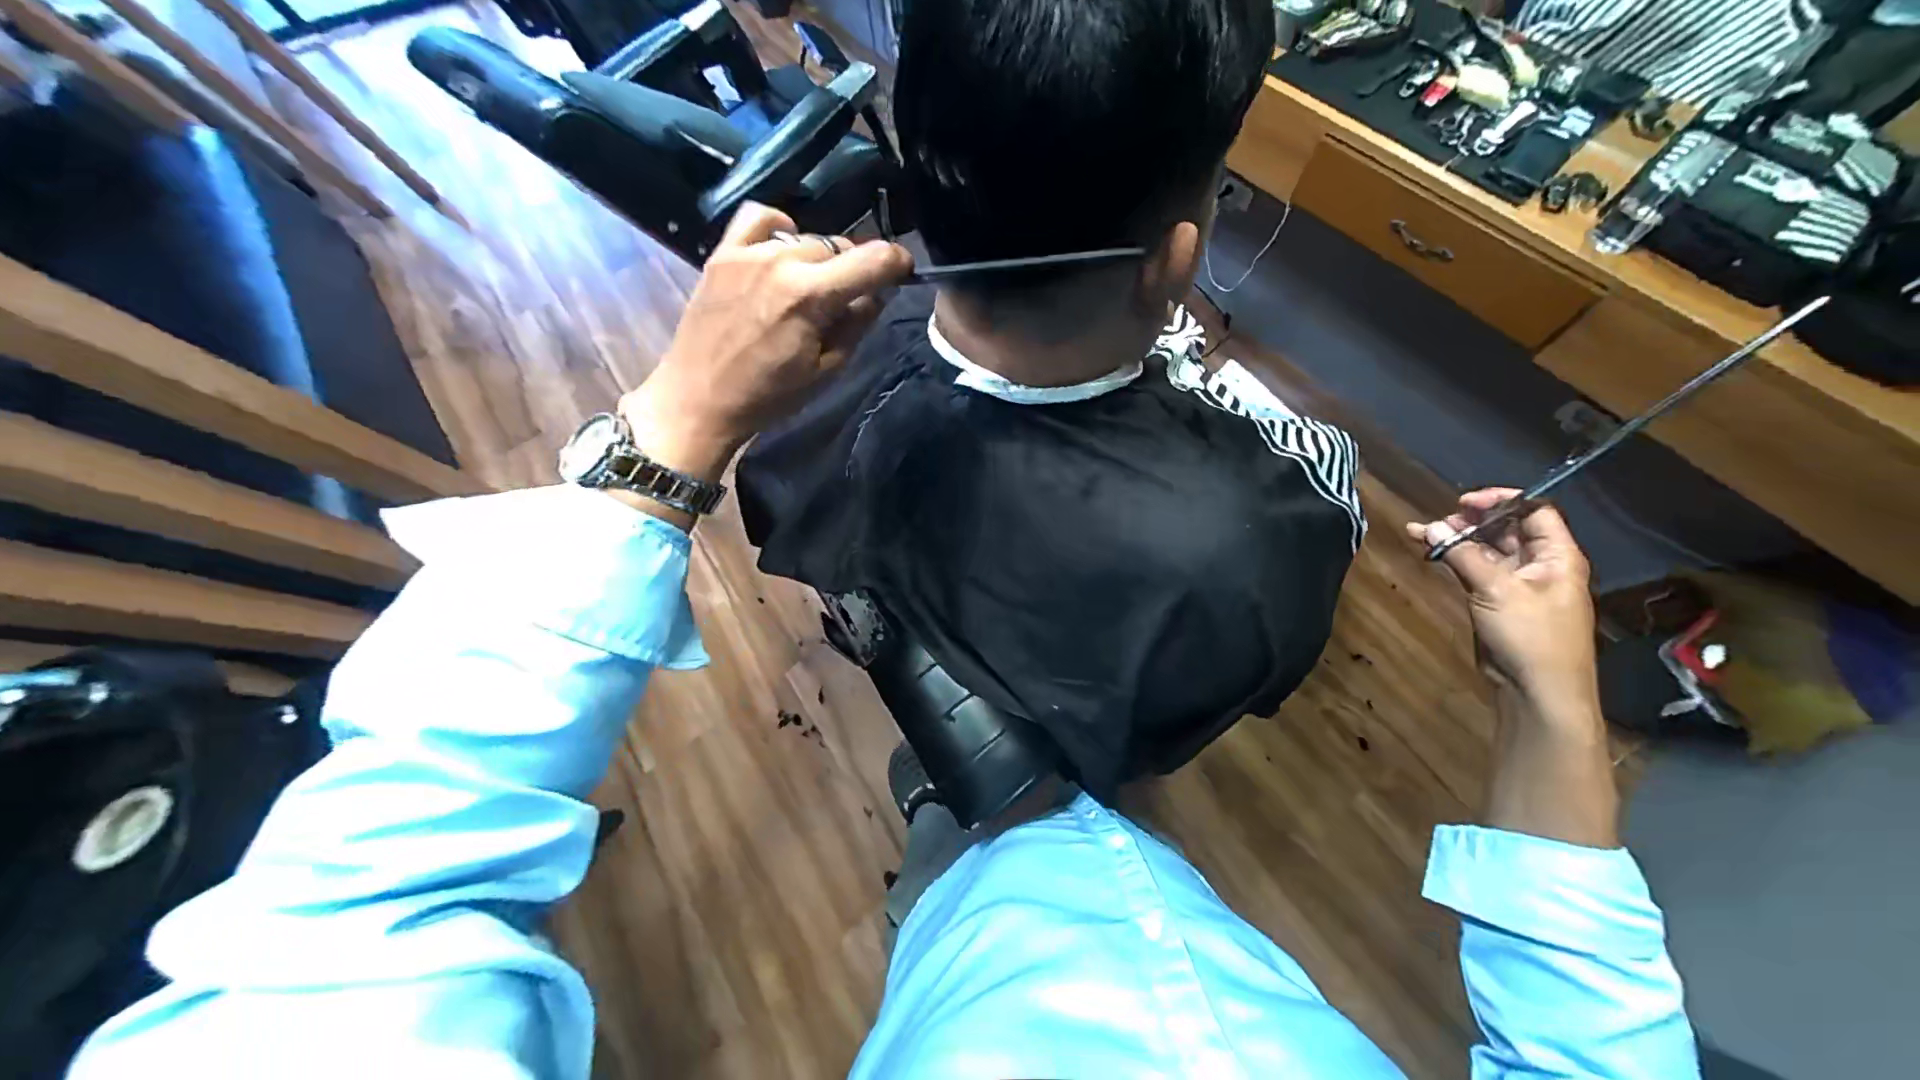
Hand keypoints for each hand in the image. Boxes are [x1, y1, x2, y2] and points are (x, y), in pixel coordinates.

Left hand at [617, 202, 911, 484]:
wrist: (698, 399)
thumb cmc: (767, 396)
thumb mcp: (826, 370)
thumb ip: (856, 325)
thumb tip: (876, 294)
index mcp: (811, 296)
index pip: (872, 259)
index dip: (898, 262)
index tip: (904, 272)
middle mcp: (782, 262)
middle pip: (839, 246)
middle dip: (854, 268)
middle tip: (848, 298)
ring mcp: (748, 253)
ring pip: (806, 237)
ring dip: (819, 258)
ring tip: (810, 286)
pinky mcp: (723, 253)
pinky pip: (759, 218)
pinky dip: (780, 229)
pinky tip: (782, 251)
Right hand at [1405, 489, 1596, 706]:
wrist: (1537, 690)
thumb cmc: (1531, 636)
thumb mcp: (1497, 591)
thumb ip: (1463, 556)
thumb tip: (1431, 526)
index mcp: (1557, 556)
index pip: (1534, 512)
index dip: (1501, 501)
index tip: (1463, 501)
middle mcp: (1539, 565)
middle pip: (1505, 529)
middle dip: (1471, 521)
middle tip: (1439, 520)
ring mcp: (1515, 584)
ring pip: (1484, 550)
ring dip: (1456, 540)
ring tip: (1423, 532)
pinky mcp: (1495, 601)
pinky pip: (1473, 570)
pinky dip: (1452, 560)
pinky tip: (1428, 552)